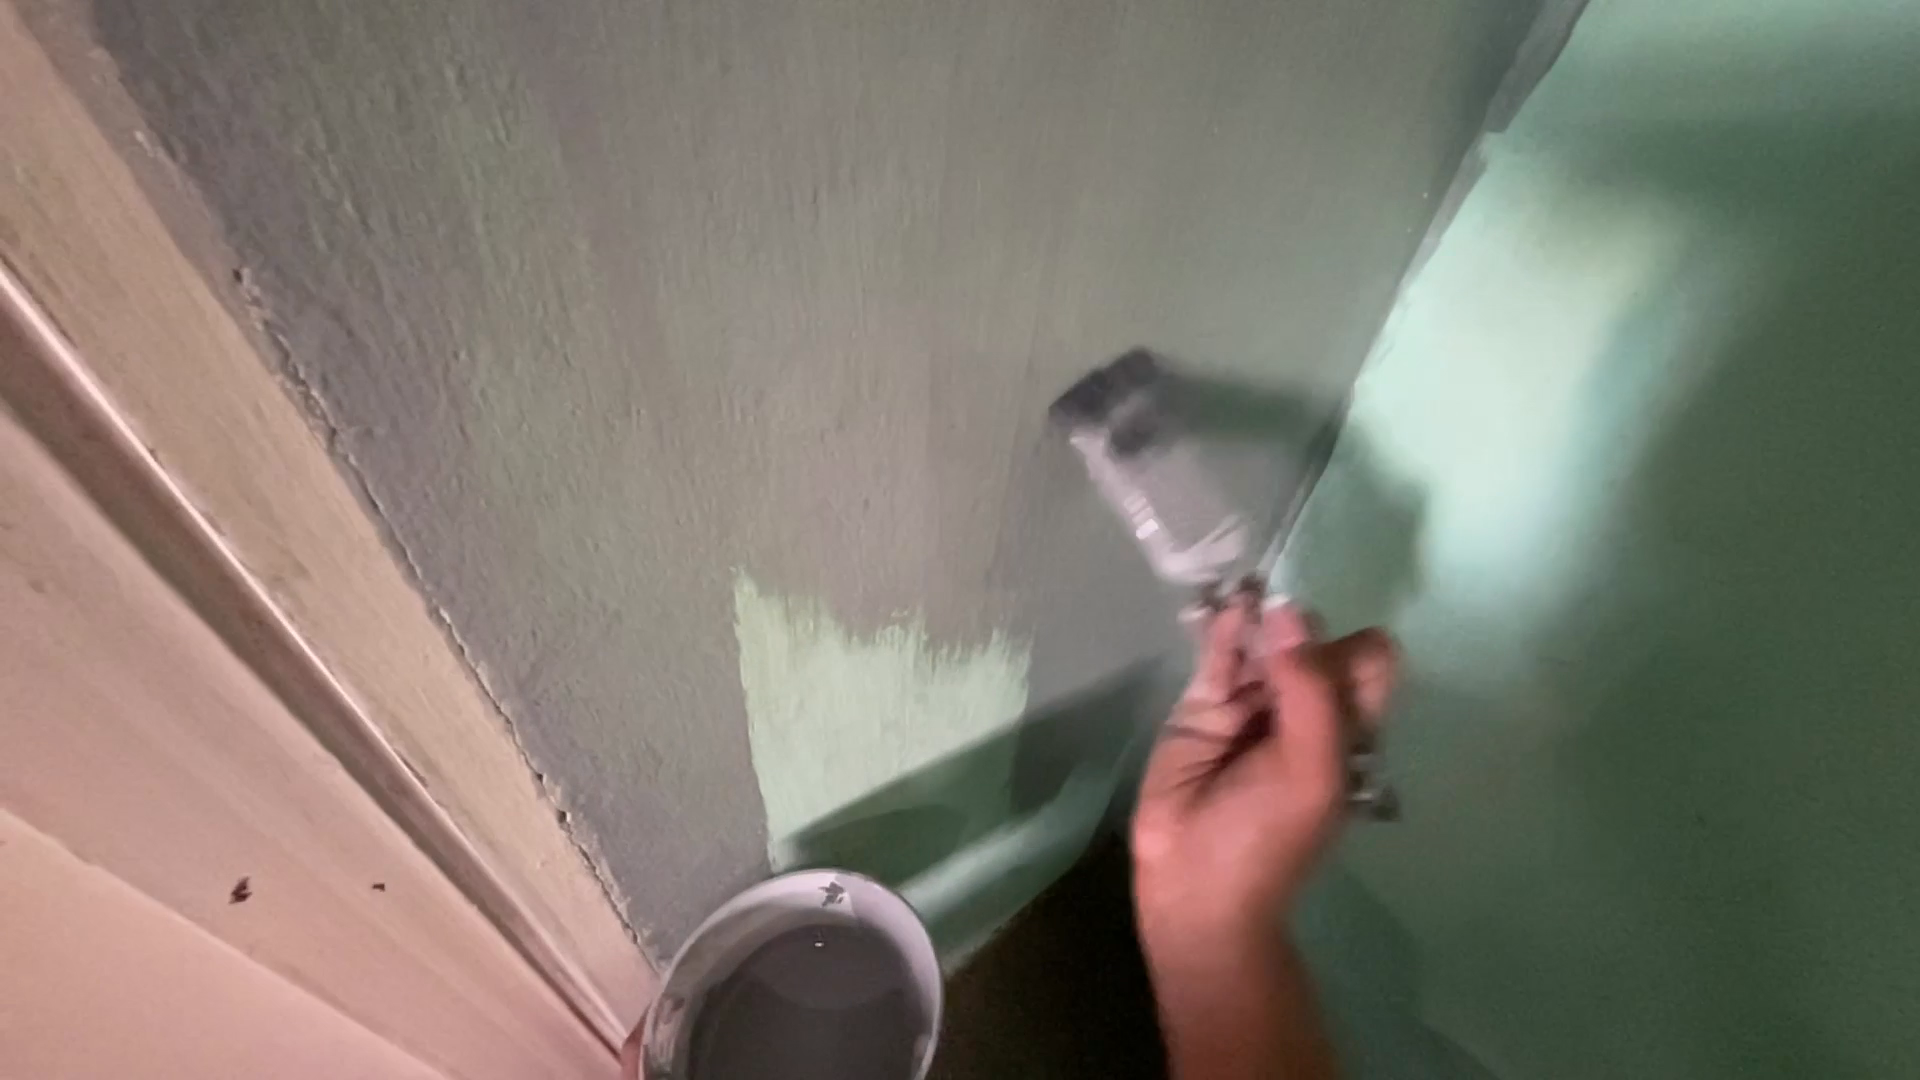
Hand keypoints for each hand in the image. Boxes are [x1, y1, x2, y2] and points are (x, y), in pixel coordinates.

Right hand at [1131, 587, 1396, 954]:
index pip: (1368, 664)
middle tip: (1272, 609)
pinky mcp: (1203, 703)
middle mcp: (1302, 706)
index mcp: (1347, 727)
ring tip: (1244, 590)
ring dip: (1257, 614)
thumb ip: (1307, 689)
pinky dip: (1221, 629)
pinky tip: (1223, 607)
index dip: (1352, 643)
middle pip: (1311, 642)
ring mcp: (1250, 702)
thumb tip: (1288, 609)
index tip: (1323, 642)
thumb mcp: (1311, 769)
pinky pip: (1217, 655)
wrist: (1195, 879)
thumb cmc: (1269, 836)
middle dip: (1299, 621)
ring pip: (1262, 641)